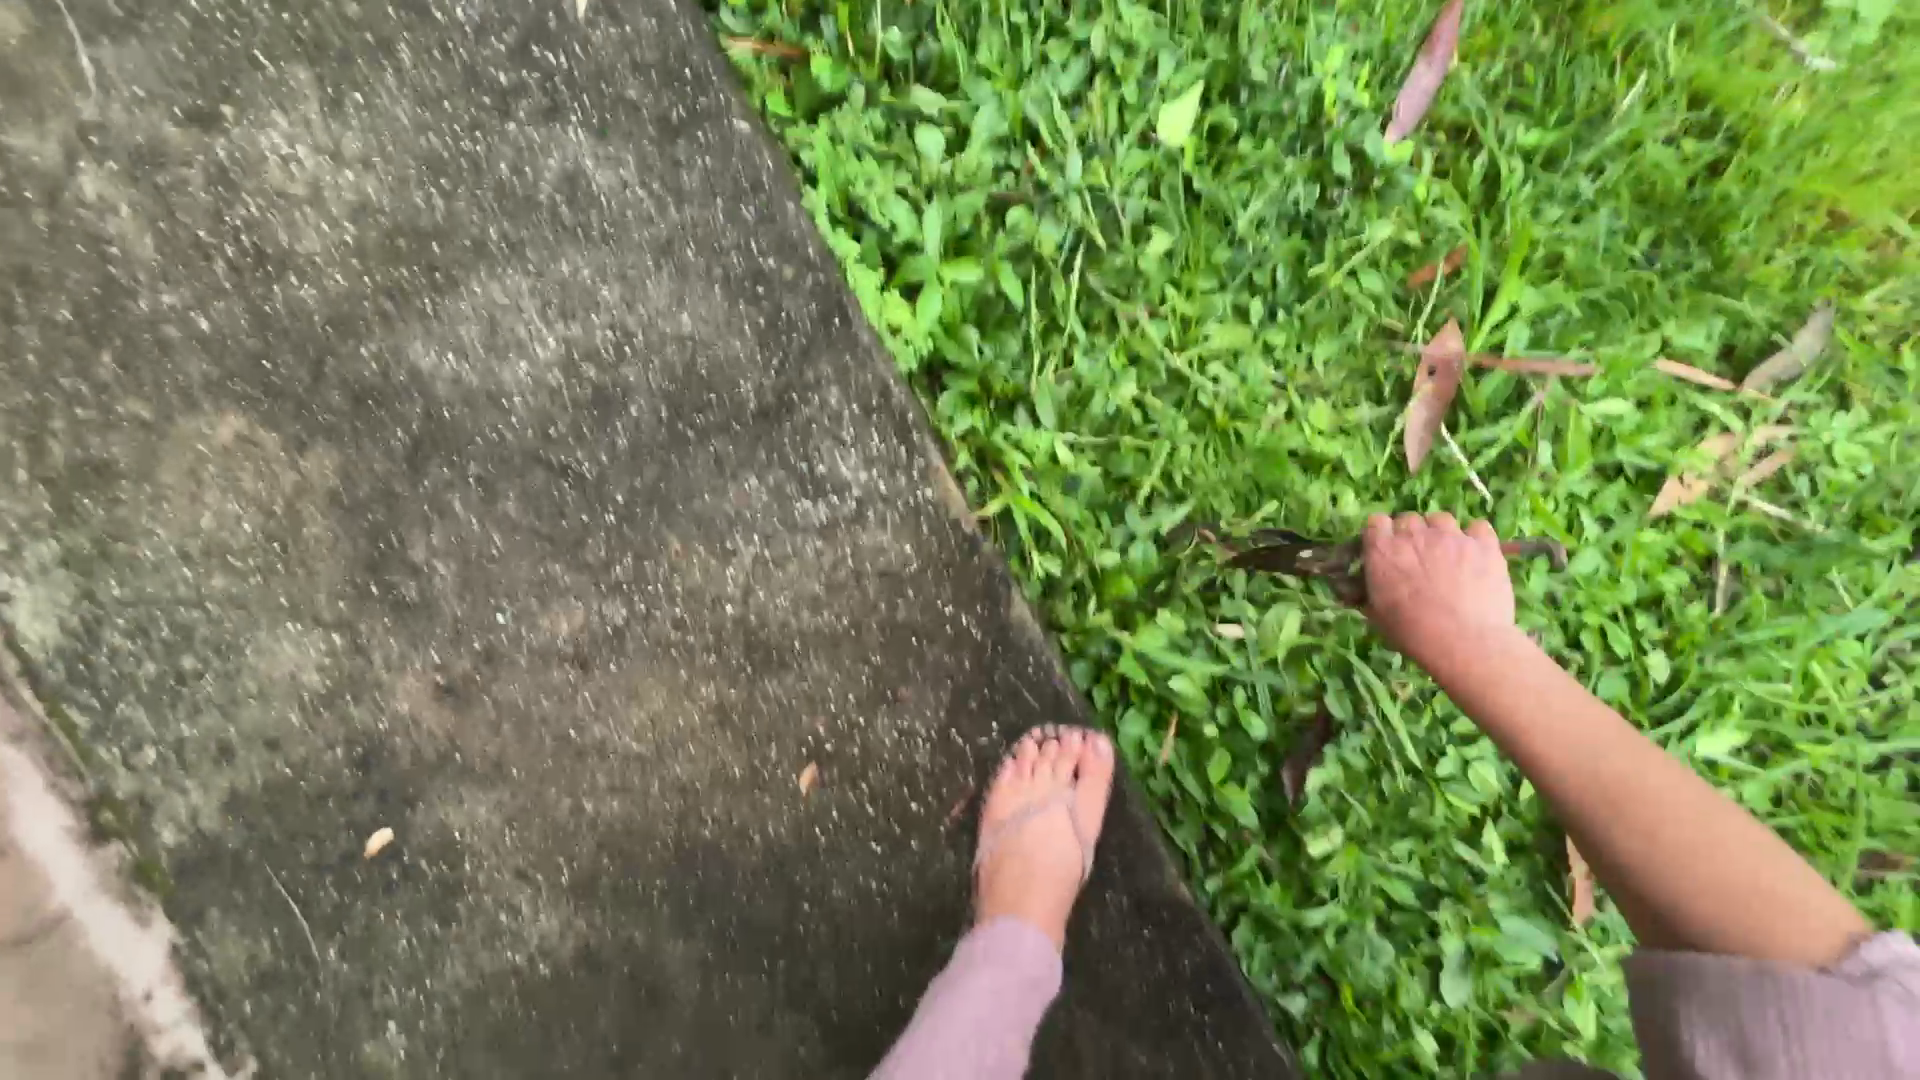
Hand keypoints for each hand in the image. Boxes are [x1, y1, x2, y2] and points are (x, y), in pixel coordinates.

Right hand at [1363, 512, 1516, 663]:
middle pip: (1409, 518)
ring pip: (1442, 518)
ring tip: (1446, 551)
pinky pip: (1478, 527)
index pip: (1376, 522)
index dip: (1381, 533)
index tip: (1385, 547)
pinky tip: (1474, 552)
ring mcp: (1451, 537)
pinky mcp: (1484, 544)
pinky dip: (1474, 536)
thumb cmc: (1412, 630)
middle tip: (1416, 555)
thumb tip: (1360, 592)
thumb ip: (1368, 593)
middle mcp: (1414, 535)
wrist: (1463, 640)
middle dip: (1411, 533)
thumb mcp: (1377, 614)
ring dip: (1440, 531)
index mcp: (1382, 550)